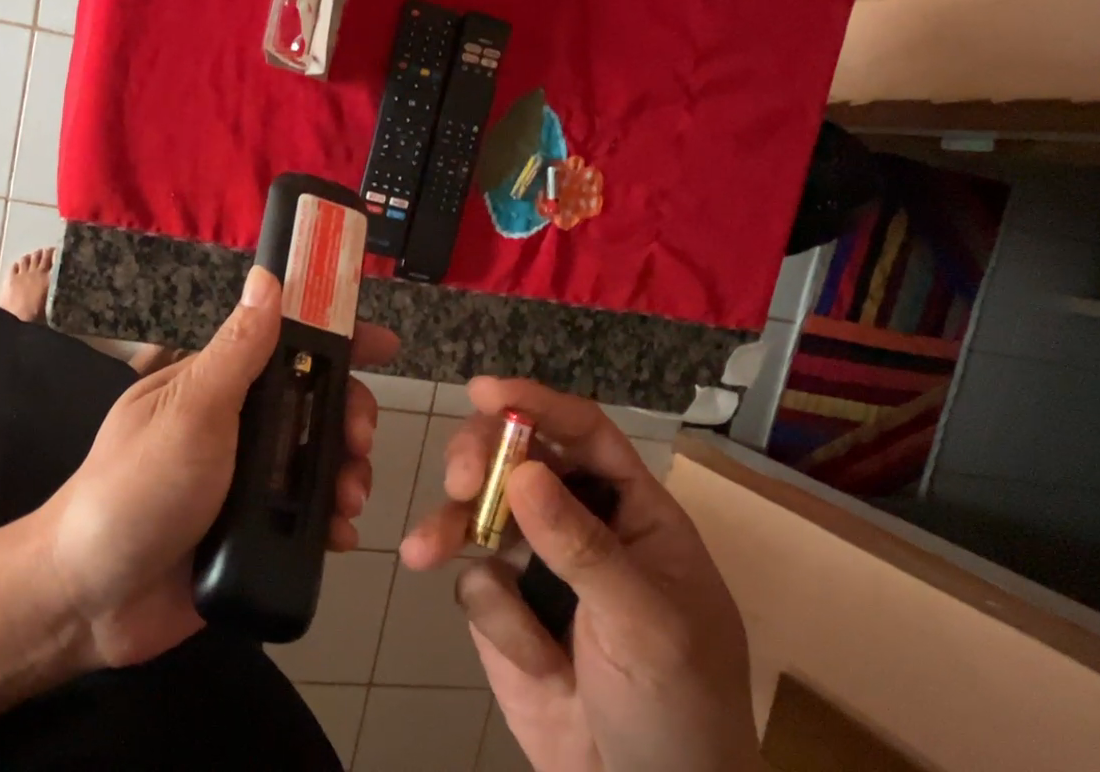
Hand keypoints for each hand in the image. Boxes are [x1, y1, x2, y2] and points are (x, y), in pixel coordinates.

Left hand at [35, 266, 399, 668]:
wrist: (90, 597)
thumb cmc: (137, 489)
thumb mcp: (189, 413)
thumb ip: (234, 353)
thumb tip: (266, 279)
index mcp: (210, 389)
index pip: (280, 348)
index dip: (333, 341)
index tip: (385, 347)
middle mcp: (229, 430)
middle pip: (309, 408)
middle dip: (347, 418)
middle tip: (360, 444)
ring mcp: (239, 486)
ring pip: (314, 465)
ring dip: (345, 475)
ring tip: (350, 502)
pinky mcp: (248, 537)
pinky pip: (303, 520)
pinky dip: (328, 523)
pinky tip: (339, 536)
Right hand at [400, 378, 761, 771]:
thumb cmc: (677, 708)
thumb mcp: (646, 625)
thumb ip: (585, 548)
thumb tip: (524, 473)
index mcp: (634, 516)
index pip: (586, 437)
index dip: (537, 405)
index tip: (484, 391)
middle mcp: (579, 528)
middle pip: (516, 460)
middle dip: (480, 461)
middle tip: (459, 480)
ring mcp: (536, 568)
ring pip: (477, 514)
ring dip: (450, 526)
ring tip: (422, 553)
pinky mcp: (502, 610)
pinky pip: (476, 585)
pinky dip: (494, 618)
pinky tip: (532, 662)